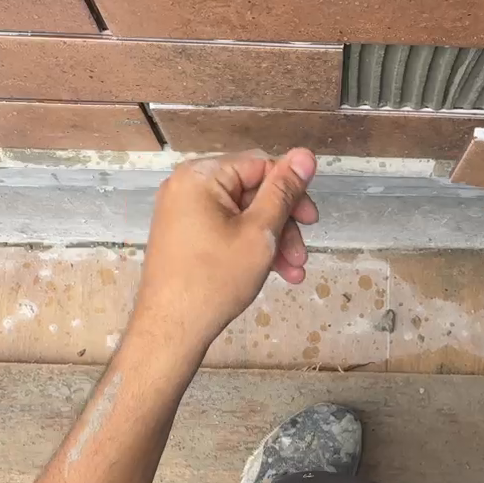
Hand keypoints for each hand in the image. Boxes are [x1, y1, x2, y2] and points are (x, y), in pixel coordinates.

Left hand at [126, 147, 319, 354]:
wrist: (171, 328)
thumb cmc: (214, 280)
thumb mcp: (259, 234)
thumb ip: (283, 192)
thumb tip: (305, 154)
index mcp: (202, 176)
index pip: (261, 165)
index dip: (292, 192)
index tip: (312, 221)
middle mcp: (188, 187)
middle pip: (252, 192)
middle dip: (283, 225)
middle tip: (302, 256)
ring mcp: (183, 213)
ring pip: (242, 216)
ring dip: (272, 242)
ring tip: (293, 273)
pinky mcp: (184, 237)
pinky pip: (226, 231)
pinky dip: (250, 248)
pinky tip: (273, 273)